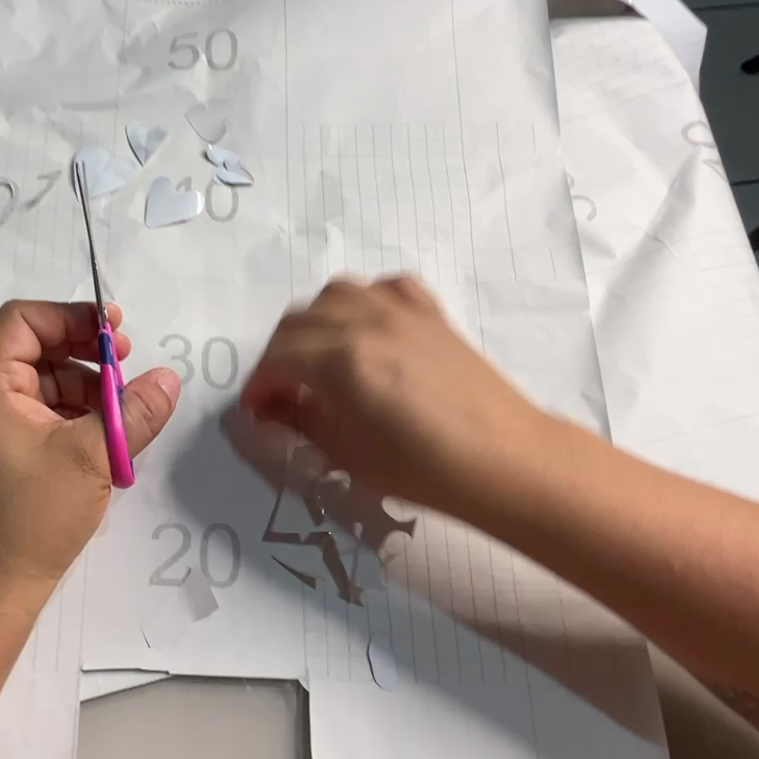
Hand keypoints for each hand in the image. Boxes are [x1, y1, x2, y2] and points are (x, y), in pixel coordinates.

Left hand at [0, 300, 180, 611]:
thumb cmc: (33, 516)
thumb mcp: (94, 458)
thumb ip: (135, 413)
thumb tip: (169, 379)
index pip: (22, 320)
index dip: (70, 315)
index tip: (115, 331)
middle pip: (35, 349)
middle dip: (85, 352)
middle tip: (127, 364)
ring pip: (44, 384)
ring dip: (86, 386)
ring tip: (122, 411)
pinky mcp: (3, 454)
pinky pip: (42, 414)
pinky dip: (75, 415)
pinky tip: (104, 438)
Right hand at [239, 276, 555, 521]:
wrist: (504, 460)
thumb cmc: (424, 470)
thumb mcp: (347, 455)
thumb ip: (300, 423)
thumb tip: (268, 409)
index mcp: (339, 362)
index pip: (275, 361)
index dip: (256, 387)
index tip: (255, 412)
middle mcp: (363, 323)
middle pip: (295, 324)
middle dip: (277, 358)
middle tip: (281, 394)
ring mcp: (399, 311)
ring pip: (333, 294)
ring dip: (312, 324)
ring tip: (317, 360)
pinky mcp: (429, 312)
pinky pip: (381, 287)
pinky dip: (360, 304)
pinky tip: (364, 331)